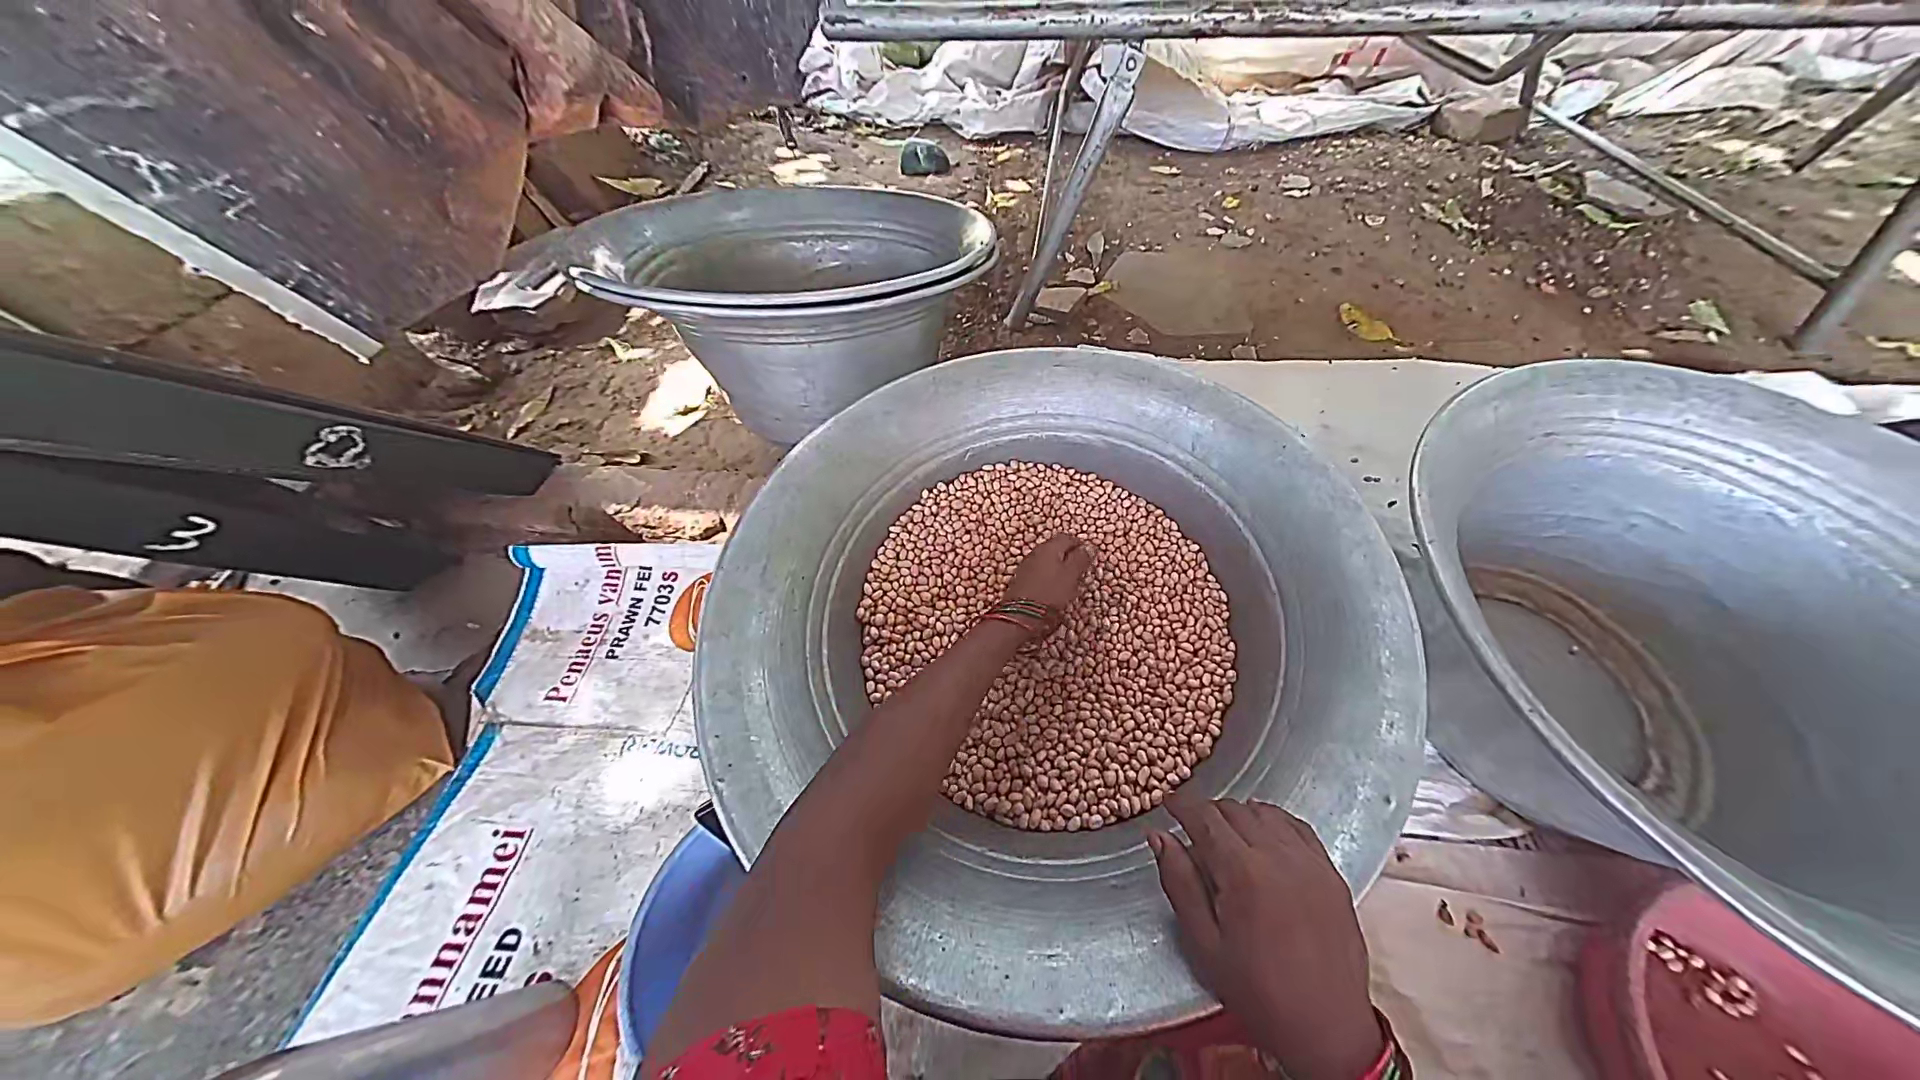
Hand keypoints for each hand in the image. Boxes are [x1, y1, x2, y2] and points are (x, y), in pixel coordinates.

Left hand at [1001, 534, 1091, 613]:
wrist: (1021, 617)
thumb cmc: (1050, 593)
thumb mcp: (1071, 575)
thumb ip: (1080, 559)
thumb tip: (1089, 546)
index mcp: (1049, 548)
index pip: (1067, 538)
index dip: (1080, 545)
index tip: (1090, 555)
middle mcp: (1035, 553)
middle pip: (1055, 549)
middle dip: (1069, 556)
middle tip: (1081, 568)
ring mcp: (1025, 568)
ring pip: (1046, 562)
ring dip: (1058, 567)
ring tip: (1070, 580)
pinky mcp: (1020, 582)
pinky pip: (1039, 574)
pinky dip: (1049, 578)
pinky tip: (1054, 589)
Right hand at [1149, 798, 1382, 1079]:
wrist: (1328, 1030)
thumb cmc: (1258, 992)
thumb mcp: (1203, 943)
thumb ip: (1179, 882)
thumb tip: (1158, 837)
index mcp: (1243, 873)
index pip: (1205, 817)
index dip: (1182, 805)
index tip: (1169, 804)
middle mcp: (1279, 857)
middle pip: (1234, 809)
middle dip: (1207, 813)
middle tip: (1193, 830)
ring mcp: (1310, 863)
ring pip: (1265, 813)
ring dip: (1239, 815)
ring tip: (1226, 836)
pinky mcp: (1331, 874)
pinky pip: (1297, 827)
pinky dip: (1274, 822)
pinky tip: (1263, 837)